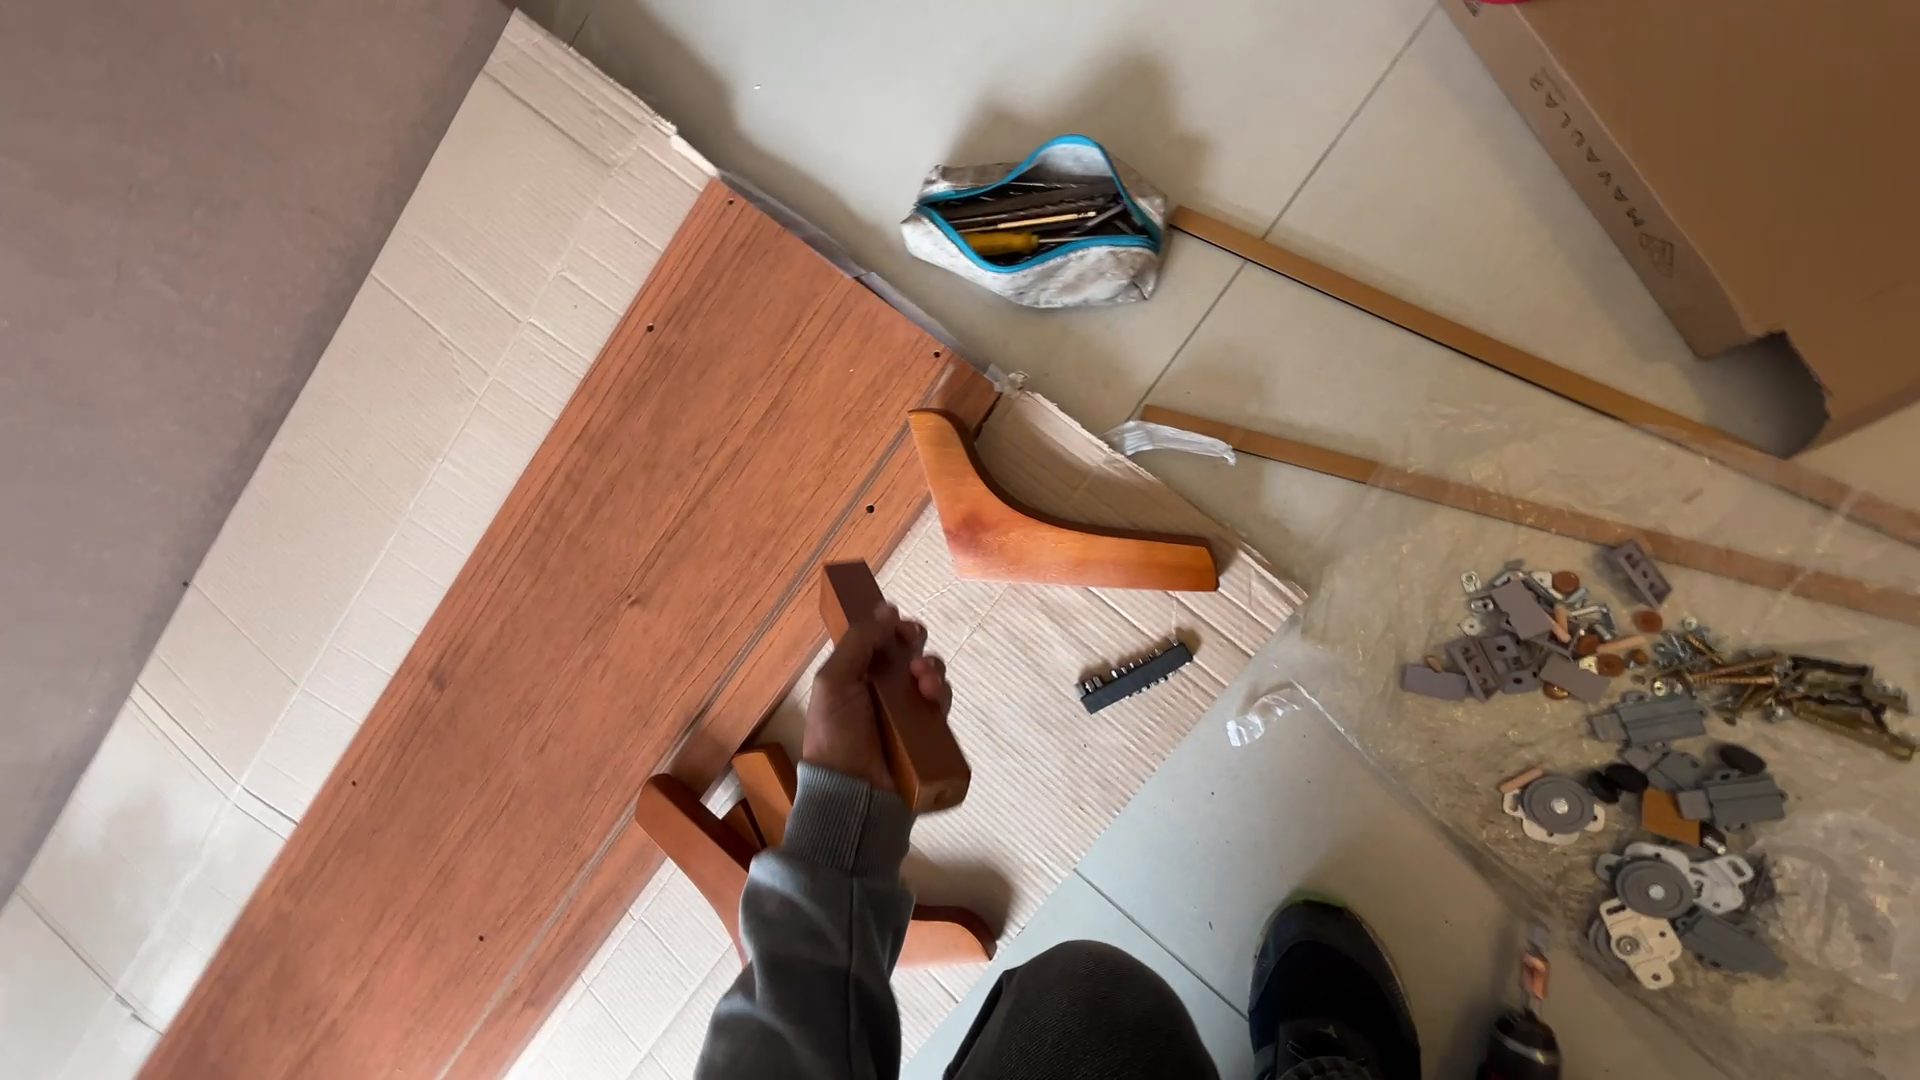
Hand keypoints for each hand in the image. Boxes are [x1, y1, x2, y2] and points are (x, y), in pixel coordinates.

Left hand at [803, 603, 950, 794]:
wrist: (854, 790)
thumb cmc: (836, 733)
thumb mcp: (834, 680)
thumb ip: (858, 641)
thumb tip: (888, 609)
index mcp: (857, 673)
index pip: (881, 639)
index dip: (893, 627)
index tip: (900, 625)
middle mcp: (883, 687)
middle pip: (910, 650)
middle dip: (916, 641)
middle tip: (912, 647)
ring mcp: (907, 709)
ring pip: (930, 673)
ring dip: (931, 666)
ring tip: (922, 679)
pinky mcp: (927, 730)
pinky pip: (942, 702)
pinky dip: (941, 691)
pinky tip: (931, 696)